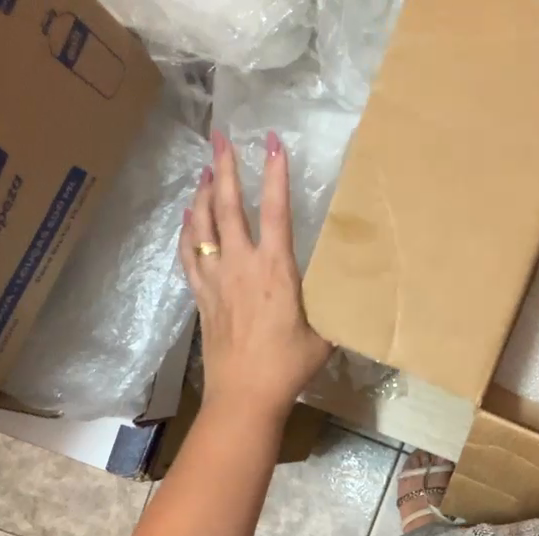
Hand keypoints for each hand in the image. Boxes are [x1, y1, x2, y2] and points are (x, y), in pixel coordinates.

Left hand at [179, 130, 331, 418]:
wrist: (246, 394)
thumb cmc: (290, 366)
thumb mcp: (324, 337)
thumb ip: (330, 310)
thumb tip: (350, 299)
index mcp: (276, 271)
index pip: (277, 212)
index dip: (276, 175)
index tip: (273, 143)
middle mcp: (242, 265)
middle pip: (229, 206)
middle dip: (227, 168)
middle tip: (221, 138)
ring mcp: (216, 279)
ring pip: (203, 224)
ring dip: (204, 193)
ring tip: (207, 171)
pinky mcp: (201, 295)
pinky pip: (188, 253)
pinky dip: (187, 230)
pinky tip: (189, 218)